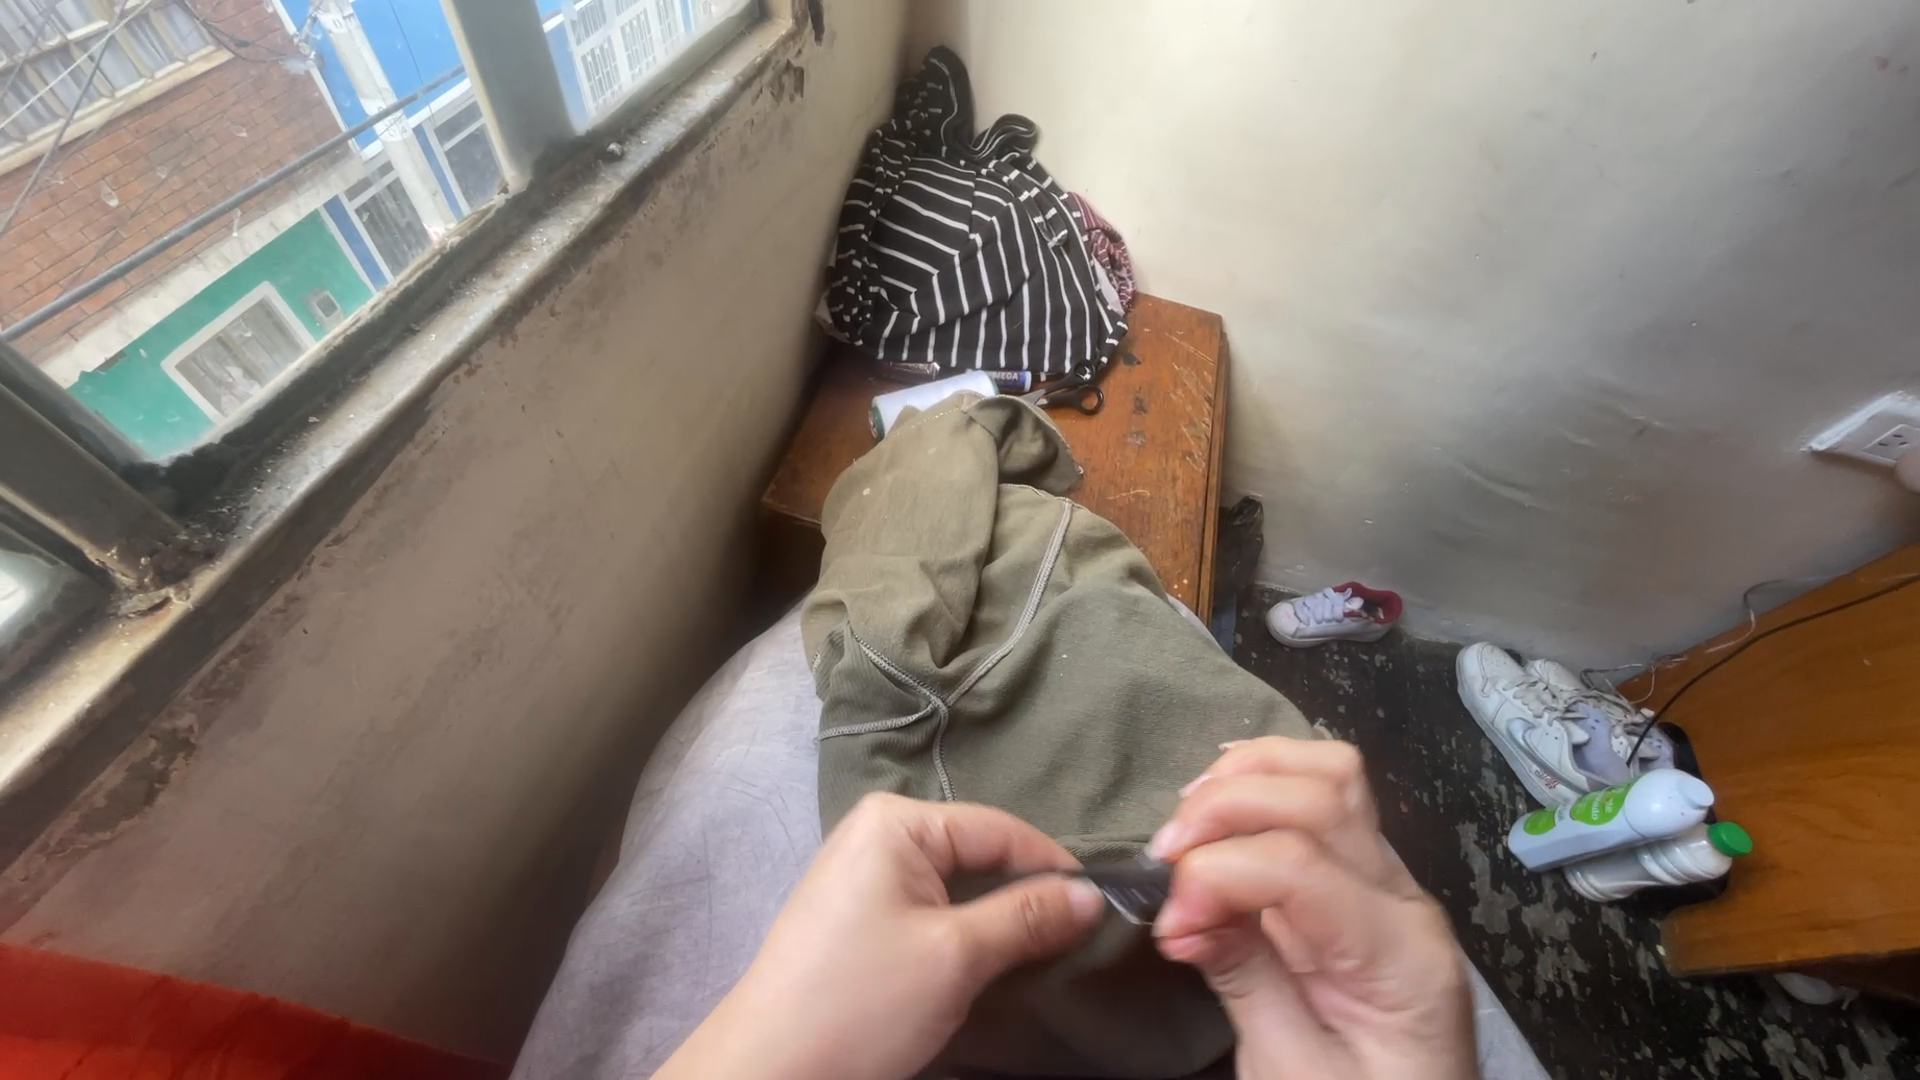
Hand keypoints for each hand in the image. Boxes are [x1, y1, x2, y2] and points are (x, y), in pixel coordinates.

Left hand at [654, 793, 1106, 1079]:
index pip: (996, 828)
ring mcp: (863, 867)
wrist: (767, 1071)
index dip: (1051, 864)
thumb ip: (1027, 917)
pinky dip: (962, 923)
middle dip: (1023, 889)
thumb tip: (1093, 895)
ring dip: (995, 911)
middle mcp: (878, 827)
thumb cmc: (864, 1000)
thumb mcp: (956, 956)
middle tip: (1076, 928)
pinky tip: (985, 949)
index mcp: (896, 818)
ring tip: (1039, 942)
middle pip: (974, 850)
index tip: (1100, 902)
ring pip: (953, 878)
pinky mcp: (857, 907)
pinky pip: (927, 899)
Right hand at [1148, 738, 1475, 1079]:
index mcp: (1401, 959)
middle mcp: (1404, 899)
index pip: (1298, 865)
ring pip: (1330, 770)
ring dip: (1244, 775)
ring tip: (1187, 815)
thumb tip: (1176, 909)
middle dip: (1222, 809)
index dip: (1215, 874)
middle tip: (1164, 858)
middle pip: (1319, 797)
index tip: (1168, 924)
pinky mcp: (1356, 870)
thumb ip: (1241, 976)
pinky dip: (1261, 774)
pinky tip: (1217, 794)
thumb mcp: (1291, 1071)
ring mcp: (1386, 877)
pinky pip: (1321, 787)